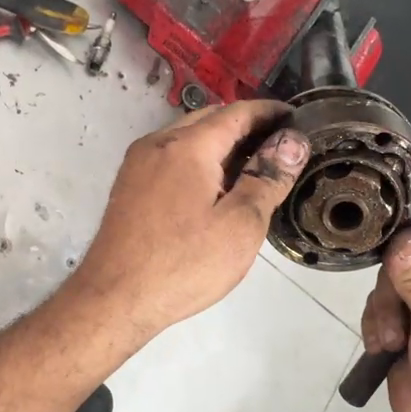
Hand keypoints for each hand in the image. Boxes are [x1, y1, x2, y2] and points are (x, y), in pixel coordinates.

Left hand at [67, 101, 308, 336]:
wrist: (114, 299)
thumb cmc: (183, 264)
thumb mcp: (240, 225)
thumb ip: (268, 178)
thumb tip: (292, 142)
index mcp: (187, 146)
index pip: (236, 113)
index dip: (269, 112)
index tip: (296, 118)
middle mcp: (158, 143)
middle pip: (209, 120)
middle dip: (245, 125)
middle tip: (279, 146)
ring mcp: (138, 164)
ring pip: (187, 138)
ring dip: (220, 143)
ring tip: (253, 166)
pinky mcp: (129, 186)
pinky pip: (170, 157)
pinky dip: (197, 159)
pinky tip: (214, 187)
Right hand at [360, 195, 410, 411]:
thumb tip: (403, 235)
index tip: (400, 203)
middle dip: (397, 281)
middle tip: (397, 305)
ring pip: (391, 278)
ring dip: (385, 309)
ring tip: (392, 338)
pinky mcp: (404, 321)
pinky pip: (379, 302)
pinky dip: (377, 323)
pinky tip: (385, 345)